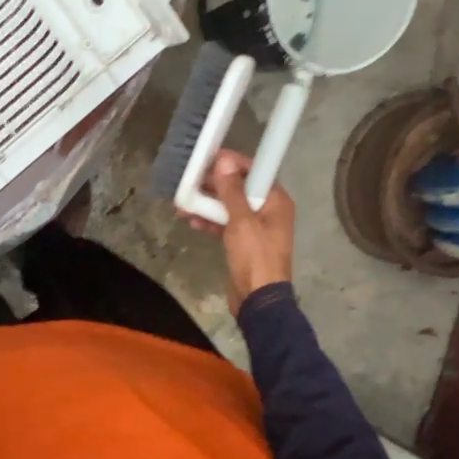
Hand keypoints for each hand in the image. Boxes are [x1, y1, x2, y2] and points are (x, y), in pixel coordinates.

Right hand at [184, 150, 294, 313]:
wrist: (258, 300)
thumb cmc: (254, 257)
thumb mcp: (241, 222)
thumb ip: (232, 191)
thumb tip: (224, 161)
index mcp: (276, 201)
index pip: (254, 171)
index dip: (231, 163)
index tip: (208, 158)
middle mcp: (268, 210)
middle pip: (240, 189)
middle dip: (214, 186)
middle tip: (189, 180)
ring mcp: (256, 228)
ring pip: (229, 208)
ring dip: (207, 205)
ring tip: (183, 203)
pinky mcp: (243, 243)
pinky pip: (226, 225)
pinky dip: (210, 222)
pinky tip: (191, 221)